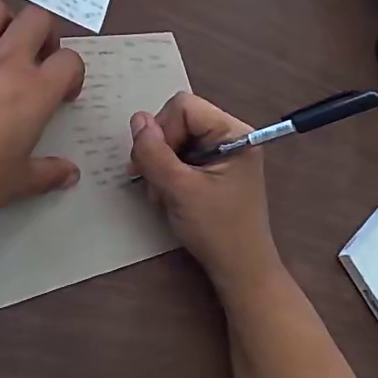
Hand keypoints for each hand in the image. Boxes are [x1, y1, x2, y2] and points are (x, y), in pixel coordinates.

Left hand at [0, 0, 84, 242]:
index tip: (61, 93)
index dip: (71, 74)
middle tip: (34, 58)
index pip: (69, 61)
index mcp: (33, 92)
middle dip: (43, 33)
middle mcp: (3, 61)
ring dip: (1, 22)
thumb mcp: (14, 185)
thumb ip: (46, 173)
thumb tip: (70, 173)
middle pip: (36, 19)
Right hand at [129, 93, 280, 289]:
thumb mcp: (180, 189)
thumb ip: (154, 152)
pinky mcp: (212, 169)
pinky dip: (167, 173)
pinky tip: (167, 195)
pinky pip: (180, 156)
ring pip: (175, 139)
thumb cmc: (218, 229)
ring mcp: (221, 153)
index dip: (162, 129)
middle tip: (152, 182)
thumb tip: (137, 119)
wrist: (240, 270)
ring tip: (161, 194)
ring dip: (160, 164)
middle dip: (159, 149)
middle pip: (178, 120)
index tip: (155, 162)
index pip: (184, 107)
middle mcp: (229, 136)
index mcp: (233, 133)